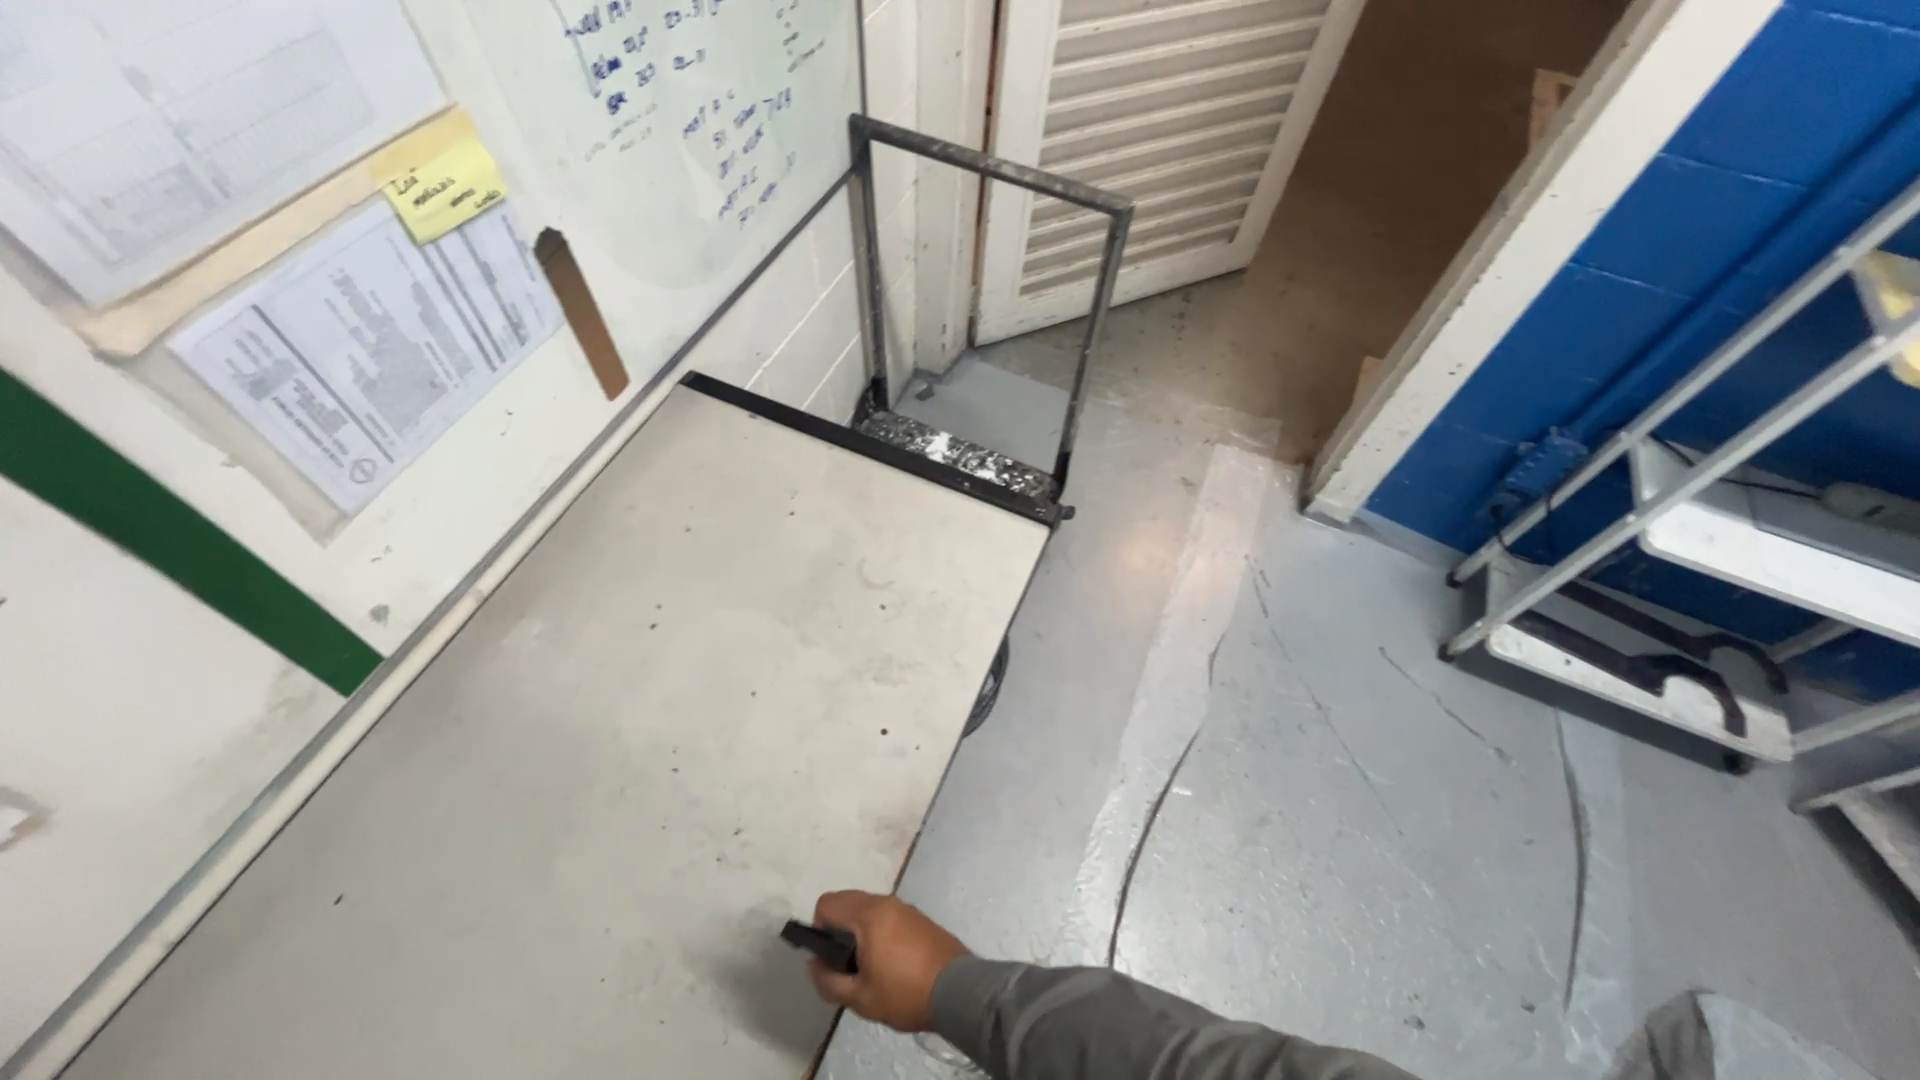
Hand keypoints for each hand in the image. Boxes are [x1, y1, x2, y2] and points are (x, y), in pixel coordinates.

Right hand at [804, 890, 969, 1031]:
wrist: (960, 992)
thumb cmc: (905, 993)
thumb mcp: (860, 998)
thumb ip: (828, 981)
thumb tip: (813, 964)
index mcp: (869, 914)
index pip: (827, 903)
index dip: (819, 929)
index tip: (830, 958)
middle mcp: (886, 902)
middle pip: (847, 902)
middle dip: (839, 930)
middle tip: (847, 966)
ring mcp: (906, 908)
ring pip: (868, 909)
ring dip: (860, 931)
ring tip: (870, 968)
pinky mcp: (921, 918)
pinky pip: (888, 916)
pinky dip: (880, 932)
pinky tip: (892, 964)